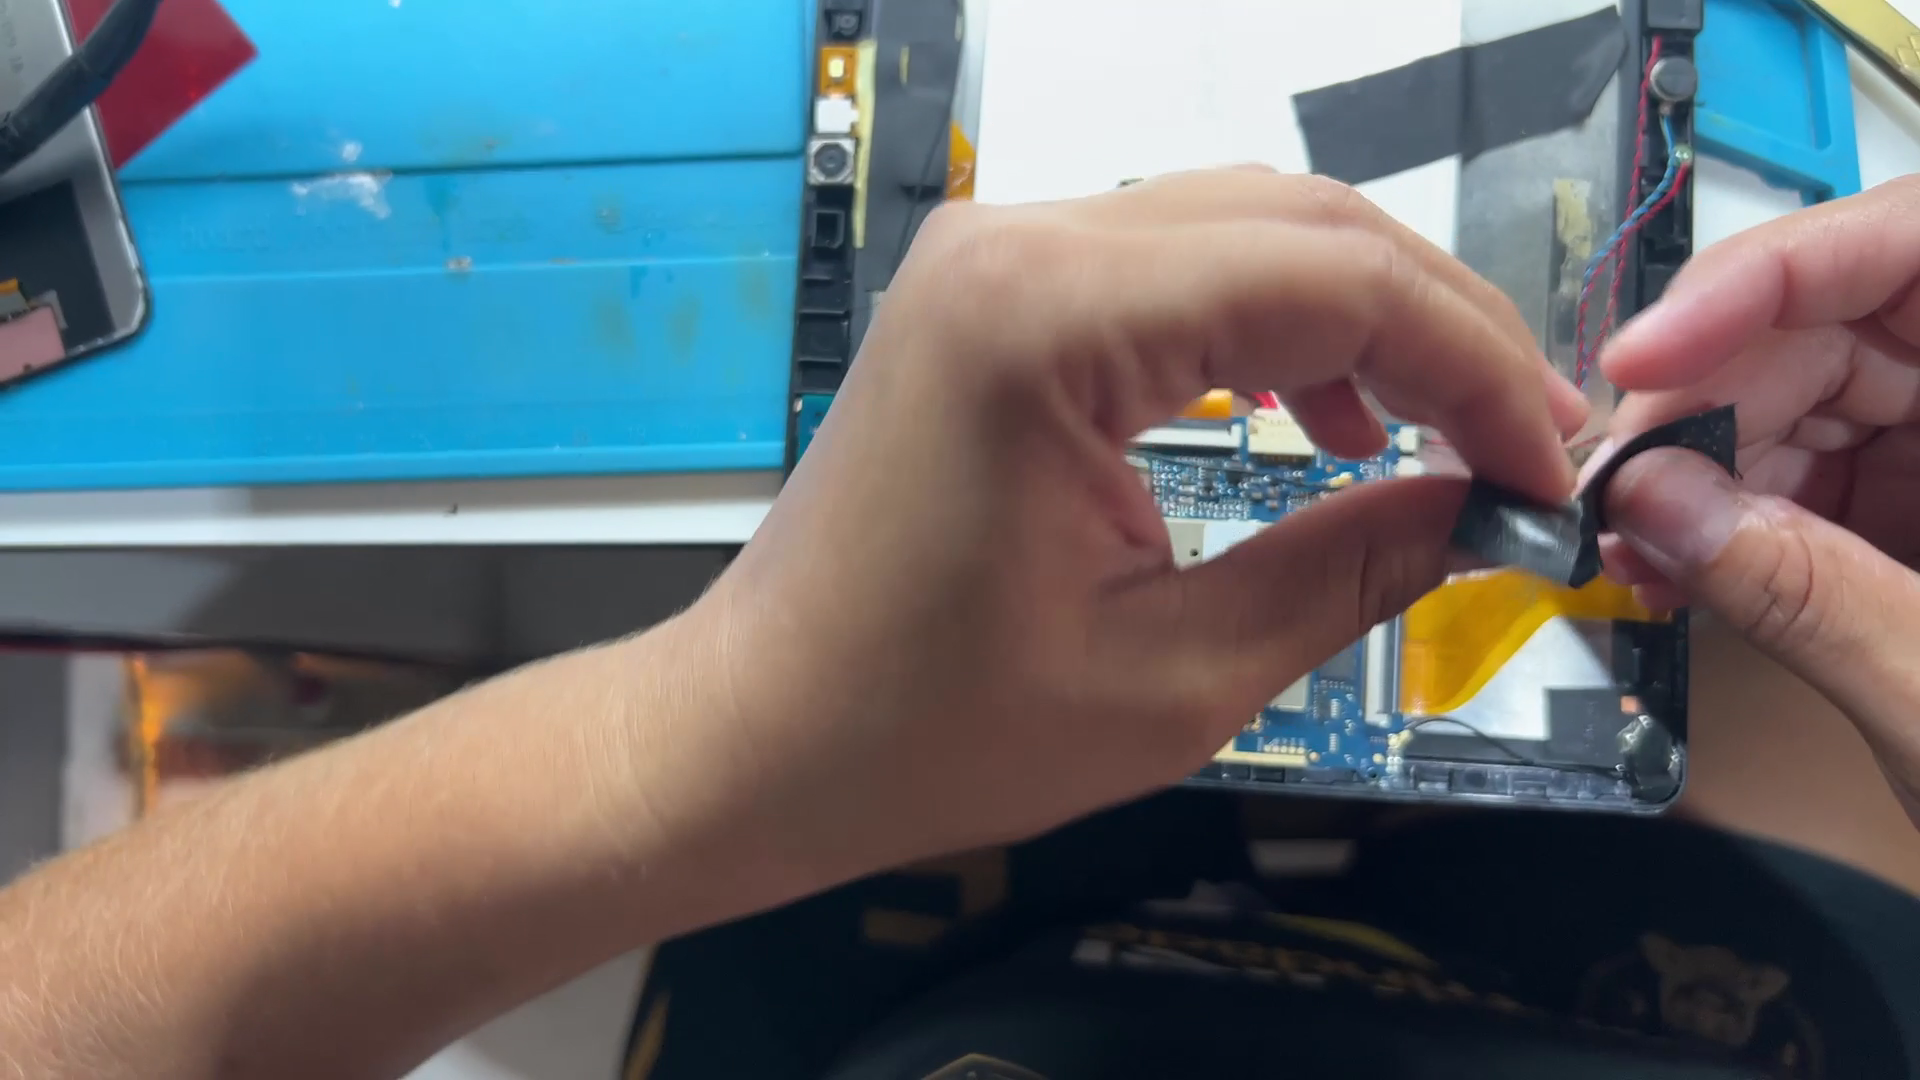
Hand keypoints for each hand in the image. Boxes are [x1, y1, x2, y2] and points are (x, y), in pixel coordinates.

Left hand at [672, 168, 1585, 888]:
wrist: (766, 730)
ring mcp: (980, 265)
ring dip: (1339, 322)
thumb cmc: (929, 733)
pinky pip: (1148, 280)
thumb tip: (1479, 507)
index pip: (1332, 280)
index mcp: (1044, 319)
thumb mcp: (1170, 679)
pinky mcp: (973, 308)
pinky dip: (1243, 332)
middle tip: (1505, 440)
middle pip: (1287, 227)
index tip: (1541, 465)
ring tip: (1405, 433)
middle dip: (1422, 328)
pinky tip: (1286, 411)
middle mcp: (1007, 246)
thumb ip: (1344, 571)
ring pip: (1223, 237)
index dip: (1474, 368)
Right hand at [1594, 175, 1919, 821]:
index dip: (1764, 282)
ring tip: (1628, 549)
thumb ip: (1803, 590)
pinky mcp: (1907, 487)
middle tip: (1606, 493)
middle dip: (1689, 407)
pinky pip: (1780, 465)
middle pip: (1823, 330)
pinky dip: (1704, 512)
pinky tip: (1665, 566)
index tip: (1636, 360)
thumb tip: (1633, 499)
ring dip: (1681, 470)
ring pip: (1780, 398)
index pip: (1915, 244)